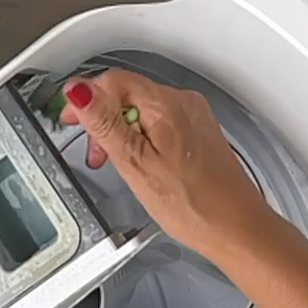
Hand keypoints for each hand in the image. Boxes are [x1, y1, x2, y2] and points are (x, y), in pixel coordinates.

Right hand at [60, 70, 290, 262]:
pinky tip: (143, 165)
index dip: (87, 96)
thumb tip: (79, 91)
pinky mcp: (199, 133)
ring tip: (119, 164)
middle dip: (104, 118)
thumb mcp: (136, 164)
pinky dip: (144, 139)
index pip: (114, 80)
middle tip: (94, 151)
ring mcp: (194, 117)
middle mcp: (184, 102)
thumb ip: (105, 124)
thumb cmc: (193, 205)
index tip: (71, 118)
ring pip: (144, 110)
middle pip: (129, 93)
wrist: (236, 228)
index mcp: (167, 104)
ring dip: (123, 131)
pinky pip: (162, 123)